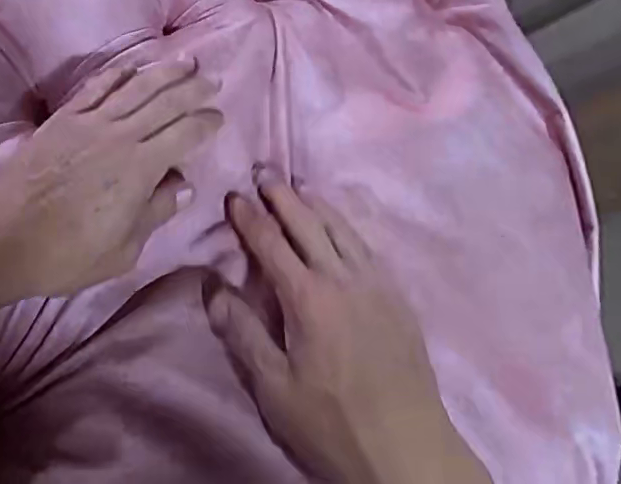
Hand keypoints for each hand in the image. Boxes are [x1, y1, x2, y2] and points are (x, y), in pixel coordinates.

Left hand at [0, 58, 223, 308]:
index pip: (184, 134)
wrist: (1, 240)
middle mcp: (120, 136)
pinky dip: (118, 73)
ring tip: (186, 61)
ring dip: (165, 72)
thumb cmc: (66, 255)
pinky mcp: (65, 118)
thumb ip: (156, 212)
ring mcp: (90, 122)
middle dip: (194, 89)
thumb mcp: (123, 251)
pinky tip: (134, 66)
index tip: (219, 117)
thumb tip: (184, 184)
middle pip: (166, 102)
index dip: (206, 122)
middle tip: (213, 79)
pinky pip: (97, 87)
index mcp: (139, 168)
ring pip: (137, 87)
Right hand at [208, 172, 491, 483]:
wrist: (408, 448)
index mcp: (308, 296)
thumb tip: (213, 286)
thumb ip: (243, 334)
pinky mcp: (396, 293)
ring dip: (316, 202)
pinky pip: (366, 243)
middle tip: (264, 172)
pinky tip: (342, 223)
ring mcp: (375, 280)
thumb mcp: (275, 390)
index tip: (234, 196)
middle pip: (307, 222)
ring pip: (340, 226)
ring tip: (298, 186)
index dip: (249, 218)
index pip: (271, 244)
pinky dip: (346, 223)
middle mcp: (342, 276)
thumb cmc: (331, 423)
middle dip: (282, 195)